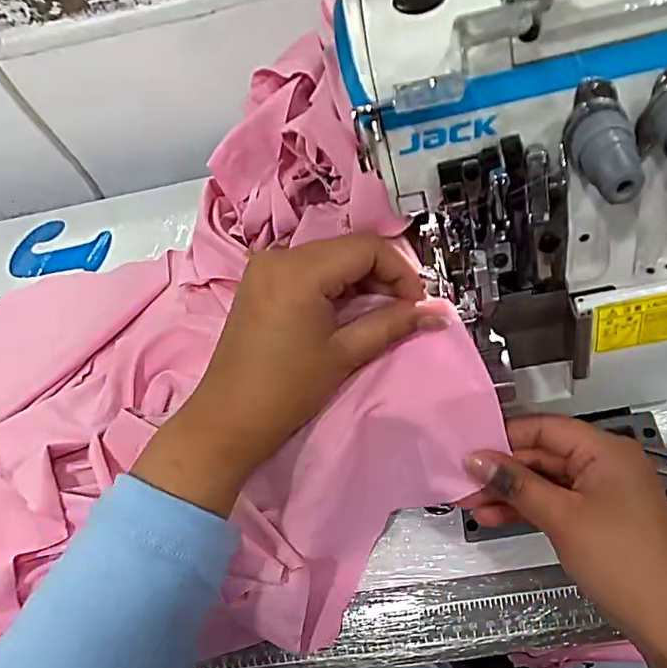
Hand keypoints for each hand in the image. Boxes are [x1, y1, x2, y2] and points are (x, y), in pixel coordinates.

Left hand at [133, 234, 444, 515]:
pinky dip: (336, 286)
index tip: (417, 304)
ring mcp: (266, 268)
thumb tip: (436, 314)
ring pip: (330, 258)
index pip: (367, 247)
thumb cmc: (288, 388)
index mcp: (300, 269)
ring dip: (361, 280)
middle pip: (348, 248)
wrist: (230, 419)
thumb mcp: (345, 353)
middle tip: (404, 310)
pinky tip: (349, 313)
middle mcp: (279, 256)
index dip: (401, 271)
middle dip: (383, 275)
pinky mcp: (260, 283)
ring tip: (381, 314)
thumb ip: (393, 325)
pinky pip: (309, 270)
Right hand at [460, 415, 666, 642]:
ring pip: (546, 481)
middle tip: (465, 480)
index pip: (546, 428)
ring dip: (511, 492)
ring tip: (473, 502)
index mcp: (606, 451)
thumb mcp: (562, 517)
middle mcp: (606, 464)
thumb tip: (478, 460)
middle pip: (544, 454)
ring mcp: (603, 491)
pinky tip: (496, 516)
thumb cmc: (623, 561)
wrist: (664, 616)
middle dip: (504, 469)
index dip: (506, 437)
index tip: (471, 449)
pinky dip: (529, 508)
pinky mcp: (598, 516)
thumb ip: (516, 484)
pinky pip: (557, 502)